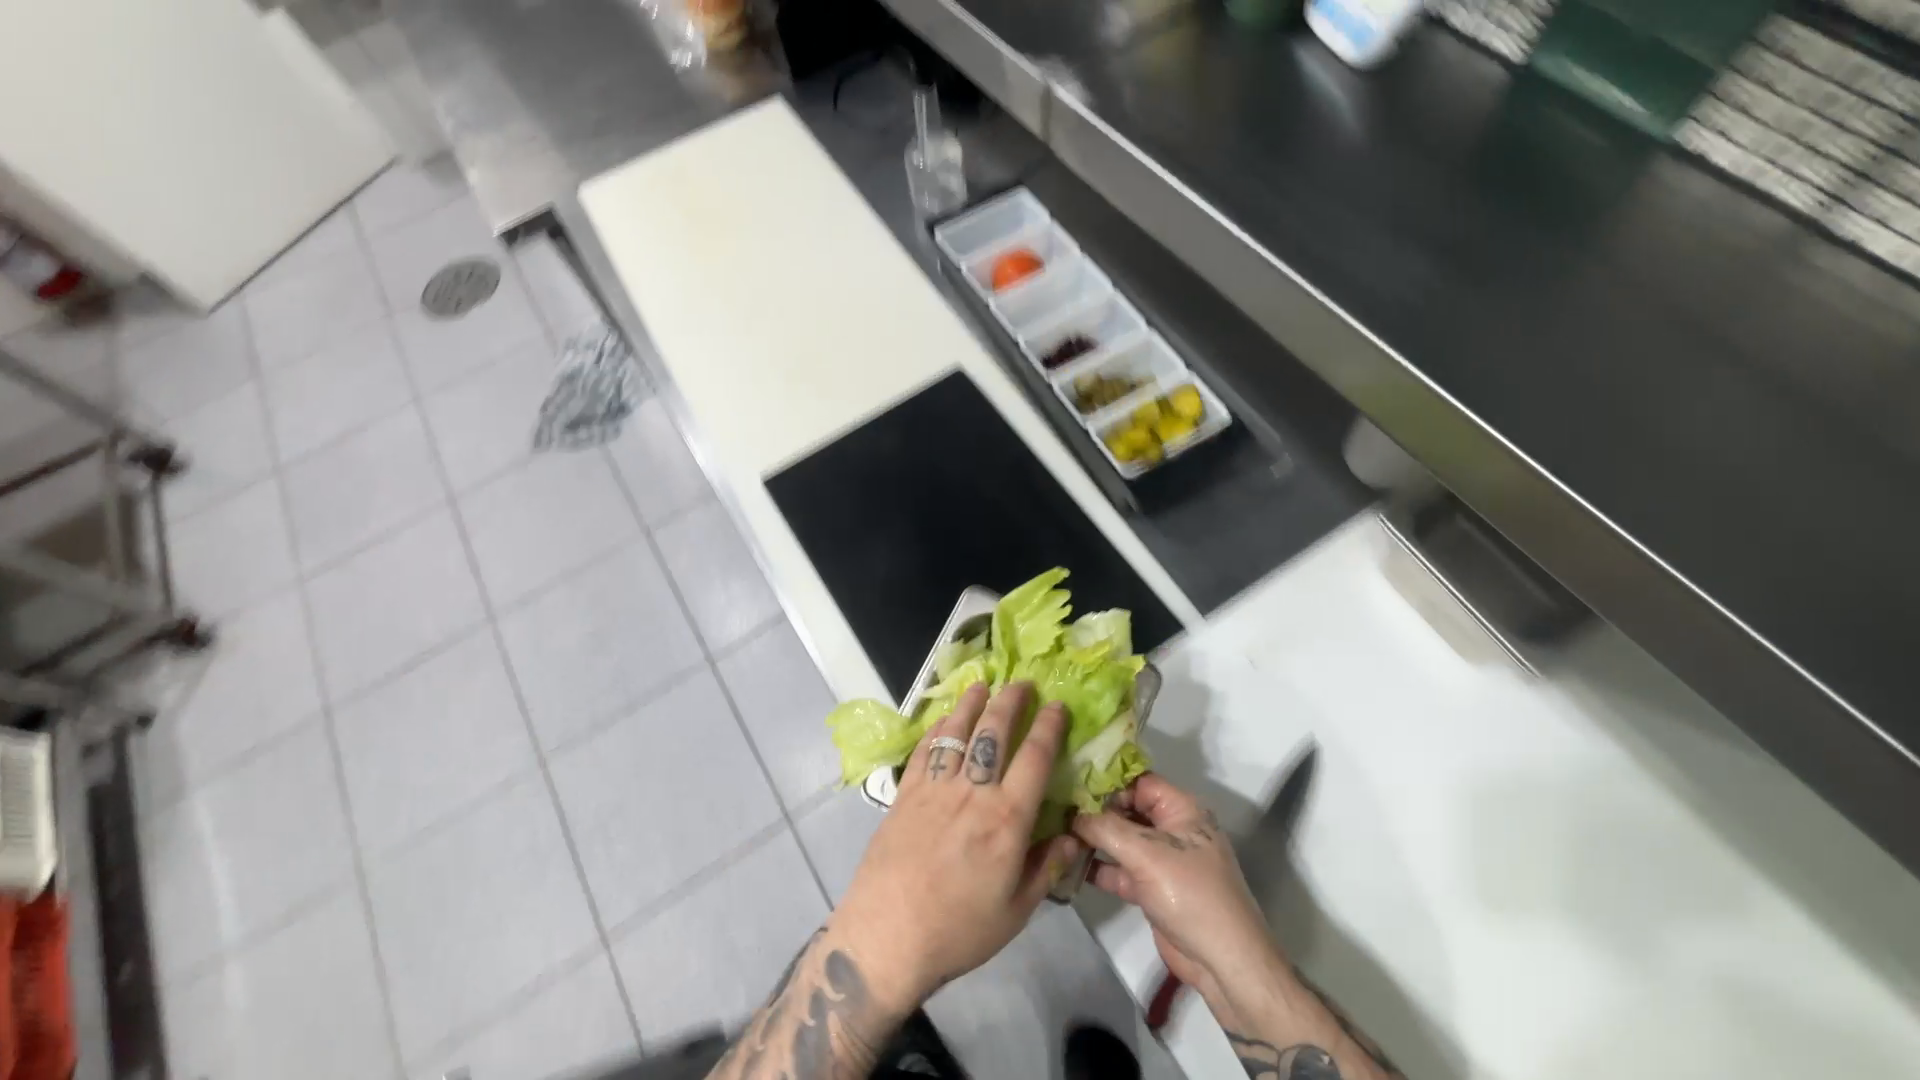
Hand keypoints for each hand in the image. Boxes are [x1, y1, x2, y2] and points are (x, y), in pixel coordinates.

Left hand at [827, 682, 1083, 1012]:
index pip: (1035, 758)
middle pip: (993, 733)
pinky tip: (944, 720)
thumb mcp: (1016, 911)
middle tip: (1023, 684)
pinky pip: (924, 752)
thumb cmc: (958, 931)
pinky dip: (937, 730)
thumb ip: (1046, 868)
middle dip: (1011, 702)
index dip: (1049, 726)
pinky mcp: (903, 796)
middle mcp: (972, 794)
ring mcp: (934, 790)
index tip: (1057, 706)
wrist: (886, 938)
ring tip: (983, 685)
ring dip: (971, 705)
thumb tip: (1073, 838)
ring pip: (956, 733)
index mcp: (1007, 820)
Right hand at [1071, 773, 1281, 1006]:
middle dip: (1094, 810)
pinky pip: (1121, 869)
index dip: (1107, 781)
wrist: (1222, 960)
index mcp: (1182, 810)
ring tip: (1055, 832)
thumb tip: (1071, 812)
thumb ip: (1105, 828)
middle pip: (1128, 809)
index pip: (1140, 782)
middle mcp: (1173, 829)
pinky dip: (1099, 867)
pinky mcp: (1153, 888)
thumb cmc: (1190, 894)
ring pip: (1121, 840)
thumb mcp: (1146, 854)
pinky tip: (1067, 864)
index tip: (1070, 783)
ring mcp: (1163, 860)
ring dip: (1093, 839)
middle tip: (1056, 807)